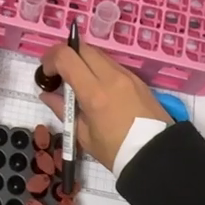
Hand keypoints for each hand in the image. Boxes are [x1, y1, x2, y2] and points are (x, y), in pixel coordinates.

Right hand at [36, 42, 169, 168]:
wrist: (158, 157)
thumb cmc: (117, 152)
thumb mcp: (83, 136)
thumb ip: (62, 110)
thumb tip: (46, 94)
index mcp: (95, 93)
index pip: (66, 57)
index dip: (50, 59)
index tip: (46, 73)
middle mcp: (111, 77)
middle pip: (82, 48)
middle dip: (66, 55)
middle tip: (58, 72)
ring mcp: (127, 76)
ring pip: (98, 54)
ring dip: (83, 60)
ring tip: (78, 81)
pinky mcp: (137, 79)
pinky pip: (112, 64)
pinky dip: (99, 68)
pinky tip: (97, 87)